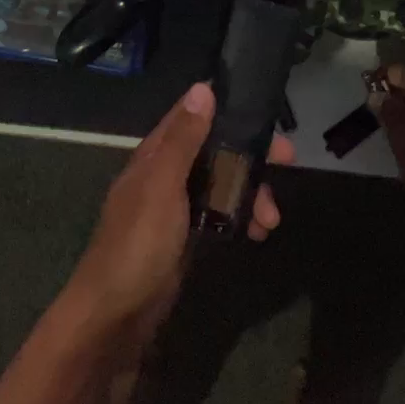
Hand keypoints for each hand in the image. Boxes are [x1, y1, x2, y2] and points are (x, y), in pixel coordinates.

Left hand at [64, 83, 292, 340]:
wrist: (115, 315)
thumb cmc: (139, 242)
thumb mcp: (163, 184)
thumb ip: (184, 139)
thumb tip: (202, 88)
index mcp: (155, 154)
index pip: (194, 116)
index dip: (228, 110)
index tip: (266, 114)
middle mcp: (165, 174)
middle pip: (215, 151)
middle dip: (251, 156)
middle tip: (288, 163)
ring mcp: (174, 207)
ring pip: (221, 184)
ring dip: (250, 192)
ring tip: (271, 219)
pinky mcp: (185, 237)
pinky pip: (219, 214)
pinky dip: (240, 217)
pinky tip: (257, 232)